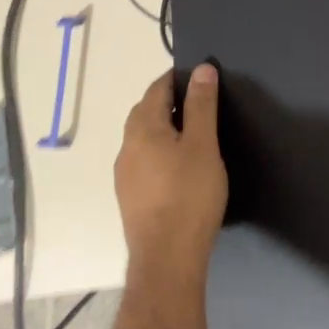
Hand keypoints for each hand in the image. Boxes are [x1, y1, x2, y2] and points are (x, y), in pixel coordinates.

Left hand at [115, 64, 228, 277]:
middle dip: (169, 100)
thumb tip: (201, 70)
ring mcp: (125, 176)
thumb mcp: (203, 144)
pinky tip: (181, 164)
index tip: (202, 78)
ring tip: (195, 132)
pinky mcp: (131, 197)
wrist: (168, 258)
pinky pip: (144, 159)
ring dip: (165, 126)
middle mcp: (126, 149)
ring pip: (143, 137)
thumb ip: (201, 105)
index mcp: (142, 130)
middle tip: (202, 102)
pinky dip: (161, 149)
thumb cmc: (189, 194)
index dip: (177, 78)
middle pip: (145, 112)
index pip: (156, 89)